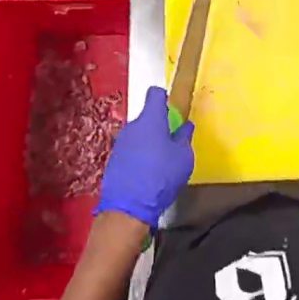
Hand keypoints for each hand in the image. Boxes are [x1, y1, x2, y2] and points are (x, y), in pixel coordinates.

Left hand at [95, 86, 194, 225]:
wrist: (128, 205)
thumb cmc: (162, 175)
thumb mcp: (183, 157)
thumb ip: (184, 138)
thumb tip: (185, 127)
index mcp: (150, 119)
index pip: (155, 94)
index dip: (165, 98)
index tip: (174, 111)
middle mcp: (132, 126)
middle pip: (147, 118)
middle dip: (159, 127)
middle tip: (172, 144)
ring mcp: (120, 143)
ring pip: (138, 135)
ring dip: (149, 143)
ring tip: (160, 163)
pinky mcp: (113, 159)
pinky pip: (130, 151)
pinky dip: (139, 157)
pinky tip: (147, 175)